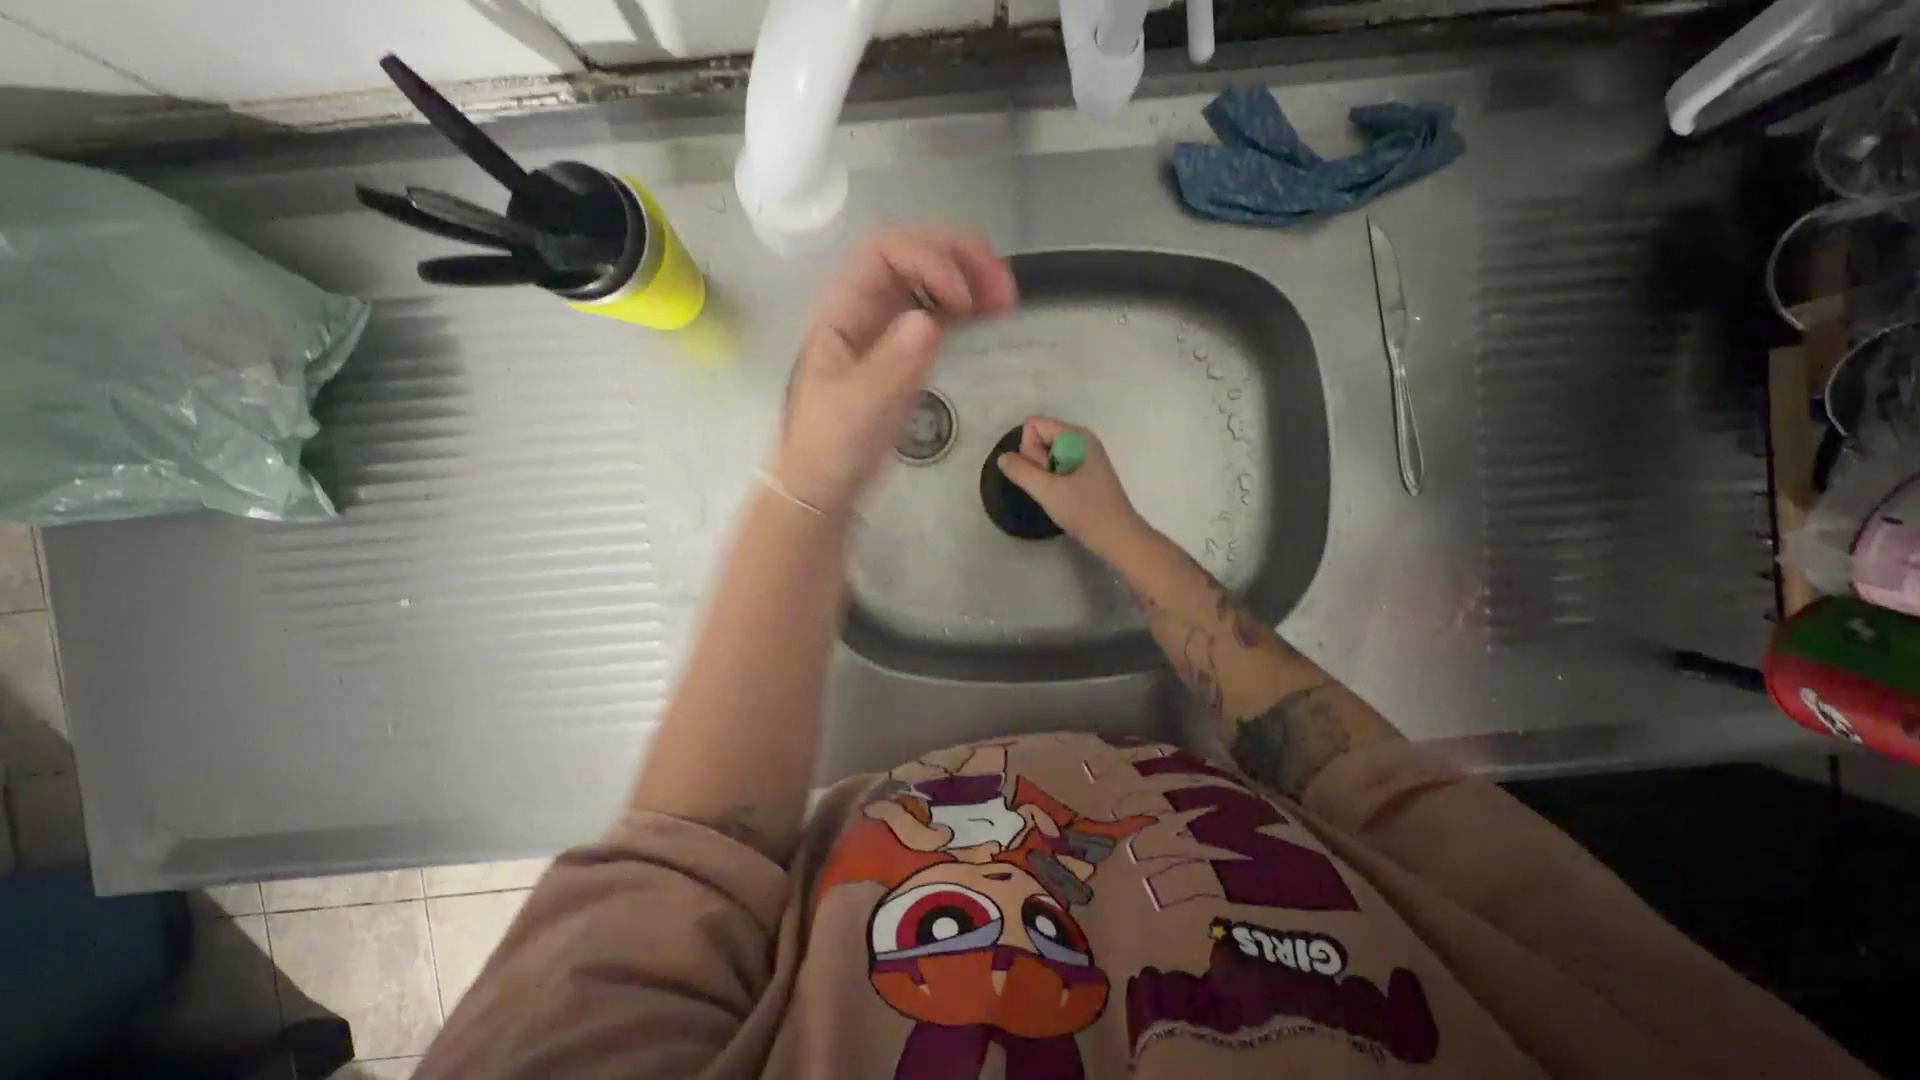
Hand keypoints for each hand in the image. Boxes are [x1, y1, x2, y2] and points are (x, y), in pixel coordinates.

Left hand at [771, 227, 1017, 517]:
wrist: (825, 481)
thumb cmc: (832, 443)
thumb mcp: (860, 406)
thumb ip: (893, 363)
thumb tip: (930, 320)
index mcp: (842, 309)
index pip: (884, 253)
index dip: (928, 260)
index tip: (961, 299)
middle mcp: (864, 306)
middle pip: (912, 252)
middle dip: (959, 257)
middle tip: (1000, 285)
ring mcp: (886, 324)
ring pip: (929, 276)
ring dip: (969, 274)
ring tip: (1005, 296)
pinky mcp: (905, 347)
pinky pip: (938, 308)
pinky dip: (968, 303)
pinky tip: (992, 312)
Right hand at [995, 417, 1145, 552]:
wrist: (1117, 536)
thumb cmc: (1085, 511)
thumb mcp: (1048, 491)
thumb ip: (1021, 471)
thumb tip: (1003, 457)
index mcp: (1076, 436)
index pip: (1034, 424)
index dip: (1030, 449)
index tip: (1044, 474)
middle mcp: (1081, 439)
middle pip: (1040, 436)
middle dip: (1036, 461)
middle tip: (1052, 486)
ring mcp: (1085, 455)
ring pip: (1047, 453)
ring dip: (1044, 473)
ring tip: (1058, 493)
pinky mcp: (1086, 470)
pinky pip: (1057, 464)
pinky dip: (1053, 479)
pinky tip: (1063, 496)